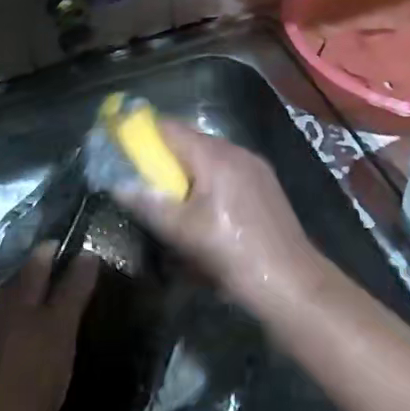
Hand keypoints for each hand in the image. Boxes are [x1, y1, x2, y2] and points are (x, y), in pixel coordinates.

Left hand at [0, 245, 96, 410]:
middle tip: (87, 271)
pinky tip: (55, 333)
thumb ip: (74, 288)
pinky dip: (38, 322)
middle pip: (28, 279)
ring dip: (45, 298)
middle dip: (53, 271)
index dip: (61, 247)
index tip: (87, 243)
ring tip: (76, 300)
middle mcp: (0, 307)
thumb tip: (88, 252)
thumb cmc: (34, 373)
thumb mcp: (61, 326)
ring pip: (23, 304)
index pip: (39, 256)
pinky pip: (20, 327)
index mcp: (15, 293)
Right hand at [112, 120, 329, 310]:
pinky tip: (203, 210)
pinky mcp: (265, 185)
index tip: (121, 146)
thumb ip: (149, 204)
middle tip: (142, 179)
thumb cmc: (233, 254)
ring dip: (187, 171)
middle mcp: (238, 152)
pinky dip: (208, 182)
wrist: (290, 282)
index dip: (143, 133)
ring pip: (210, 158)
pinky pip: (228, 172)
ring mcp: (255, 167)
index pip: (171, 128)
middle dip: (164, 157)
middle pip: (191, 141)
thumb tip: (119, 185)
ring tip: (172, 199)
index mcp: (216, 156)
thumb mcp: (183, 233)